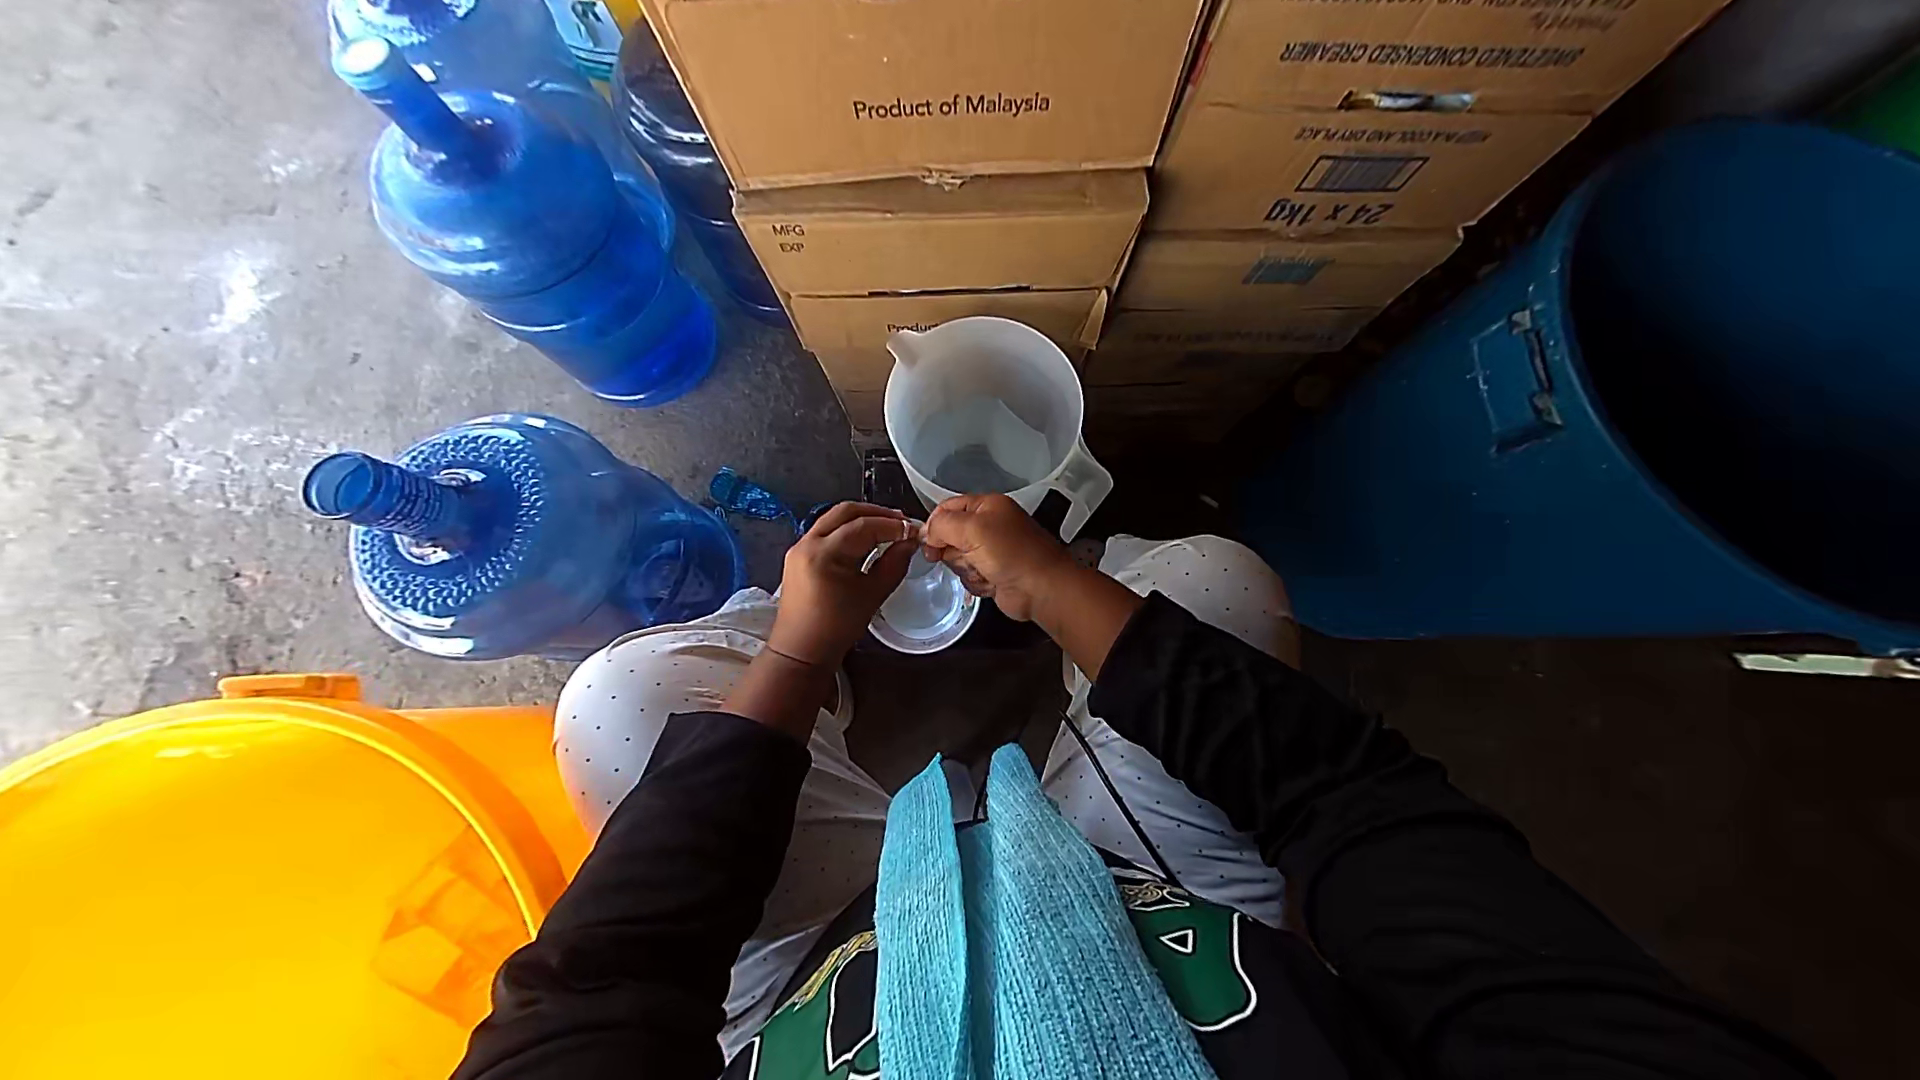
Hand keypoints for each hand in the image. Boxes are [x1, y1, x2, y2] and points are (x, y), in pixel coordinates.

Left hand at [767, 502, 917, 665]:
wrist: (801, 650)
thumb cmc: (837, 628)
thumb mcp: (873, 595)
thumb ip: (894, 564)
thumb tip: (909, 543)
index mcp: (824, 554)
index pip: (864, 526)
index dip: (892, 525)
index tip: (912, 531)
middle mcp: (808, 543)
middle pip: (845, 512)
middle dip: (876, 513)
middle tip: (901, 522)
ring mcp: (800, 547)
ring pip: (834, 518)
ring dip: (861, 518)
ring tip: (887, 527)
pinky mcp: (799, 555)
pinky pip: (826, 531)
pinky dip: (848, 529)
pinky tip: (866, 538)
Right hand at [920, 494, 1075, 621]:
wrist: (1041, 589)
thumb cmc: (1012, 553)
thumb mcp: (972, 529)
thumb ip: (942, 525)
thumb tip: (927, 533)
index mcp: (987, 505)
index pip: (947, 508)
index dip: (935, 524)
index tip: (929, 542)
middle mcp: (988, 525)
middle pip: (949, 536)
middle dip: (953, 551)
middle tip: (967, 556)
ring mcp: (991, 551)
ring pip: (956, 559)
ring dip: (966, 568)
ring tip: (984, 570)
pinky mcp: (992, 573)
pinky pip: (968, 576)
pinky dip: (977, 582)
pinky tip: (992, 583)